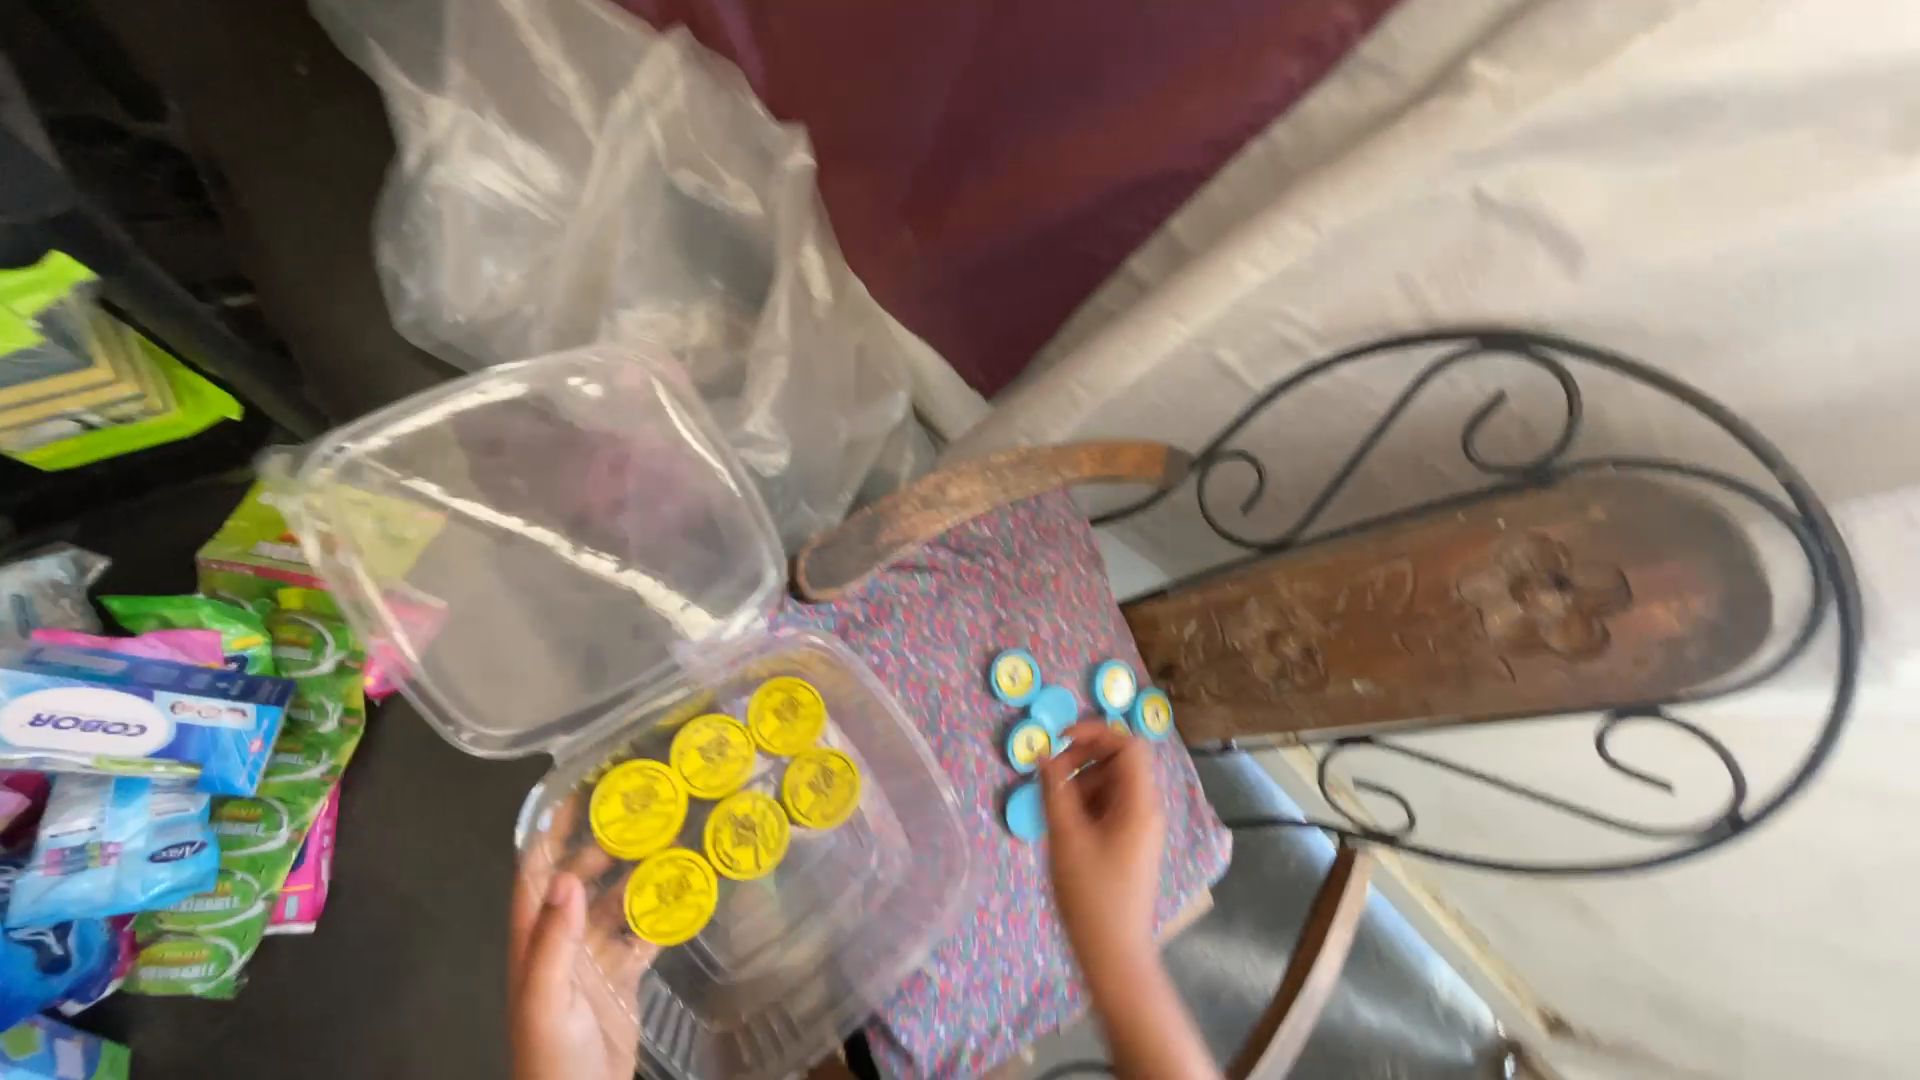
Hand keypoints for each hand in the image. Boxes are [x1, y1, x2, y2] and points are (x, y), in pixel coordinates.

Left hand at [510, 796, 655, 1079]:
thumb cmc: (553, 1058)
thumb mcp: (545, 1002)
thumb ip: (553, 943)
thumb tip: (565, 877)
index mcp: (536, 943)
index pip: (536, 877)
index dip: (549, 835)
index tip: (575, 795)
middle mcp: (564, 942)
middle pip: (581, 882)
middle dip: (605, 846)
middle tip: (644, 814)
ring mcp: (595, 960)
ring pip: (617, 904)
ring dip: (640, 876)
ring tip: (674, 843)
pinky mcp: (624, 976)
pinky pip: (644, 934)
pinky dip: (663, 913)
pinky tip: (689, 891)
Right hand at [1040, 722, 1166, 969]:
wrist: (1113, 954)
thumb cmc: (1090, 894)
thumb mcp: (1065, 836)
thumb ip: (1054, 788)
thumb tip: (1046, 753)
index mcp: (1140, 803)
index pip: (1128, 744)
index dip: (1095, 733)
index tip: (1060, 739)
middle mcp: (1146, 809)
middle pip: (1119, 761)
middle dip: (1083, 759)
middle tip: (1049, 774)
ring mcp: (1140, 828)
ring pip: (1111, 784)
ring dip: (1081, 782)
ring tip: (1052, 804)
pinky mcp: (1130, 843)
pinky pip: (1110, 806)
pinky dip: (1086, 803)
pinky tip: (1063, 823)